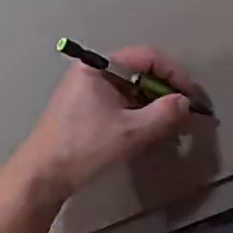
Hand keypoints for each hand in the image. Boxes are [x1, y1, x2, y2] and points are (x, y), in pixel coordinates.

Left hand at [10, 46, 197, 203]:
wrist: (41, 175)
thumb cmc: (83, 148)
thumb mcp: (130, 133)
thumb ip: (163, 114)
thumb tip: (186, 102)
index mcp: (99, 66)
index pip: (148, 57)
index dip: (175, 74)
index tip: (191, 97)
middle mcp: (93, 70)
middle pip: (140, 69)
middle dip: (166, 90)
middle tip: (184, 112)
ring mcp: (88, 88)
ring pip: (132, 87)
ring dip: (154, 103)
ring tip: (171, 124)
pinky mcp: (87, 106)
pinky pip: (121, 100)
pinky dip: (139, 111)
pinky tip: (150, 129)